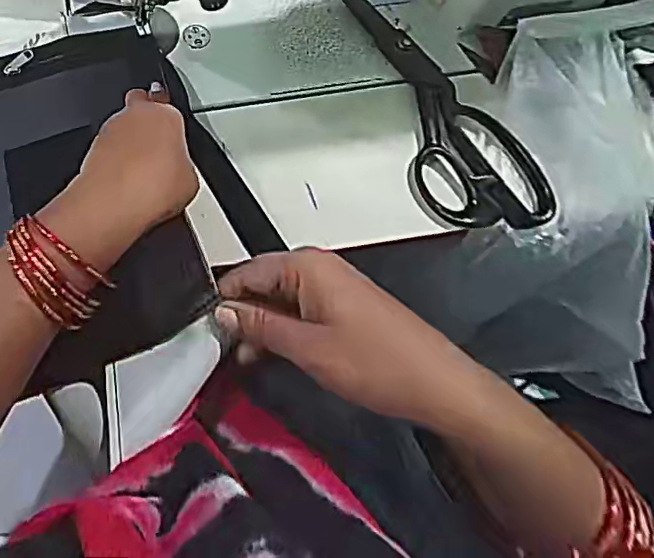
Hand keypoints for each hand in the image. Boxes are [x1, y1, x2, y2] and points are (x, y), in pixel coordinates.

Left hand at [74, 86, 199, 231]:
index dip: (168, 117)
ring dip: (128, 139)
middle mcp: (135, 114)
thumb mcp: (189, 181)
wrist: (112, 202)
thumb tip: (179, 171)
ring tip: (138, 170)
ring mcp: (111, 127)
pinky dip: (113, 155)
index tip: (171, 132)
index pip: (167, 103)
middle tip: (154, 147)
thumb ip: (183, 163)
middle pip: (140, 106)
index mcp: (165, 115)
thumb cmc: (150, 187)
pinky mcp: (93, 143)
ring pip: (122, 124)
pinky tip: (122, 177)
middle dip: (145, 122)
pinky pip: (108, 144)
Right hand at [213, 249, 498, 432]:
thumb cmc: (387, 364)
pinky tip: (277, 352)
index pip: (245, 272)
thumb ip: (259, 326)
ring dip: (263, 324)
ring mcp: (331, 283)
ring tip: (252, 356)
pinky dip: (284, 327)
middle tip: (229, 347)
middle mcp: (318, 266)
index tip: (211, 326)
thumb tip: (226, 313)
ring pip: (279, 297)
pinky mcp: (341, 302)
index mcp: (306, 265)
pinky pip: (299, 306)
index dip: (224, 301)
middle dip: (243, 314)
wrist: (442, 388)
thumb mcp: (308, 348)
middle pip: (261, 282)